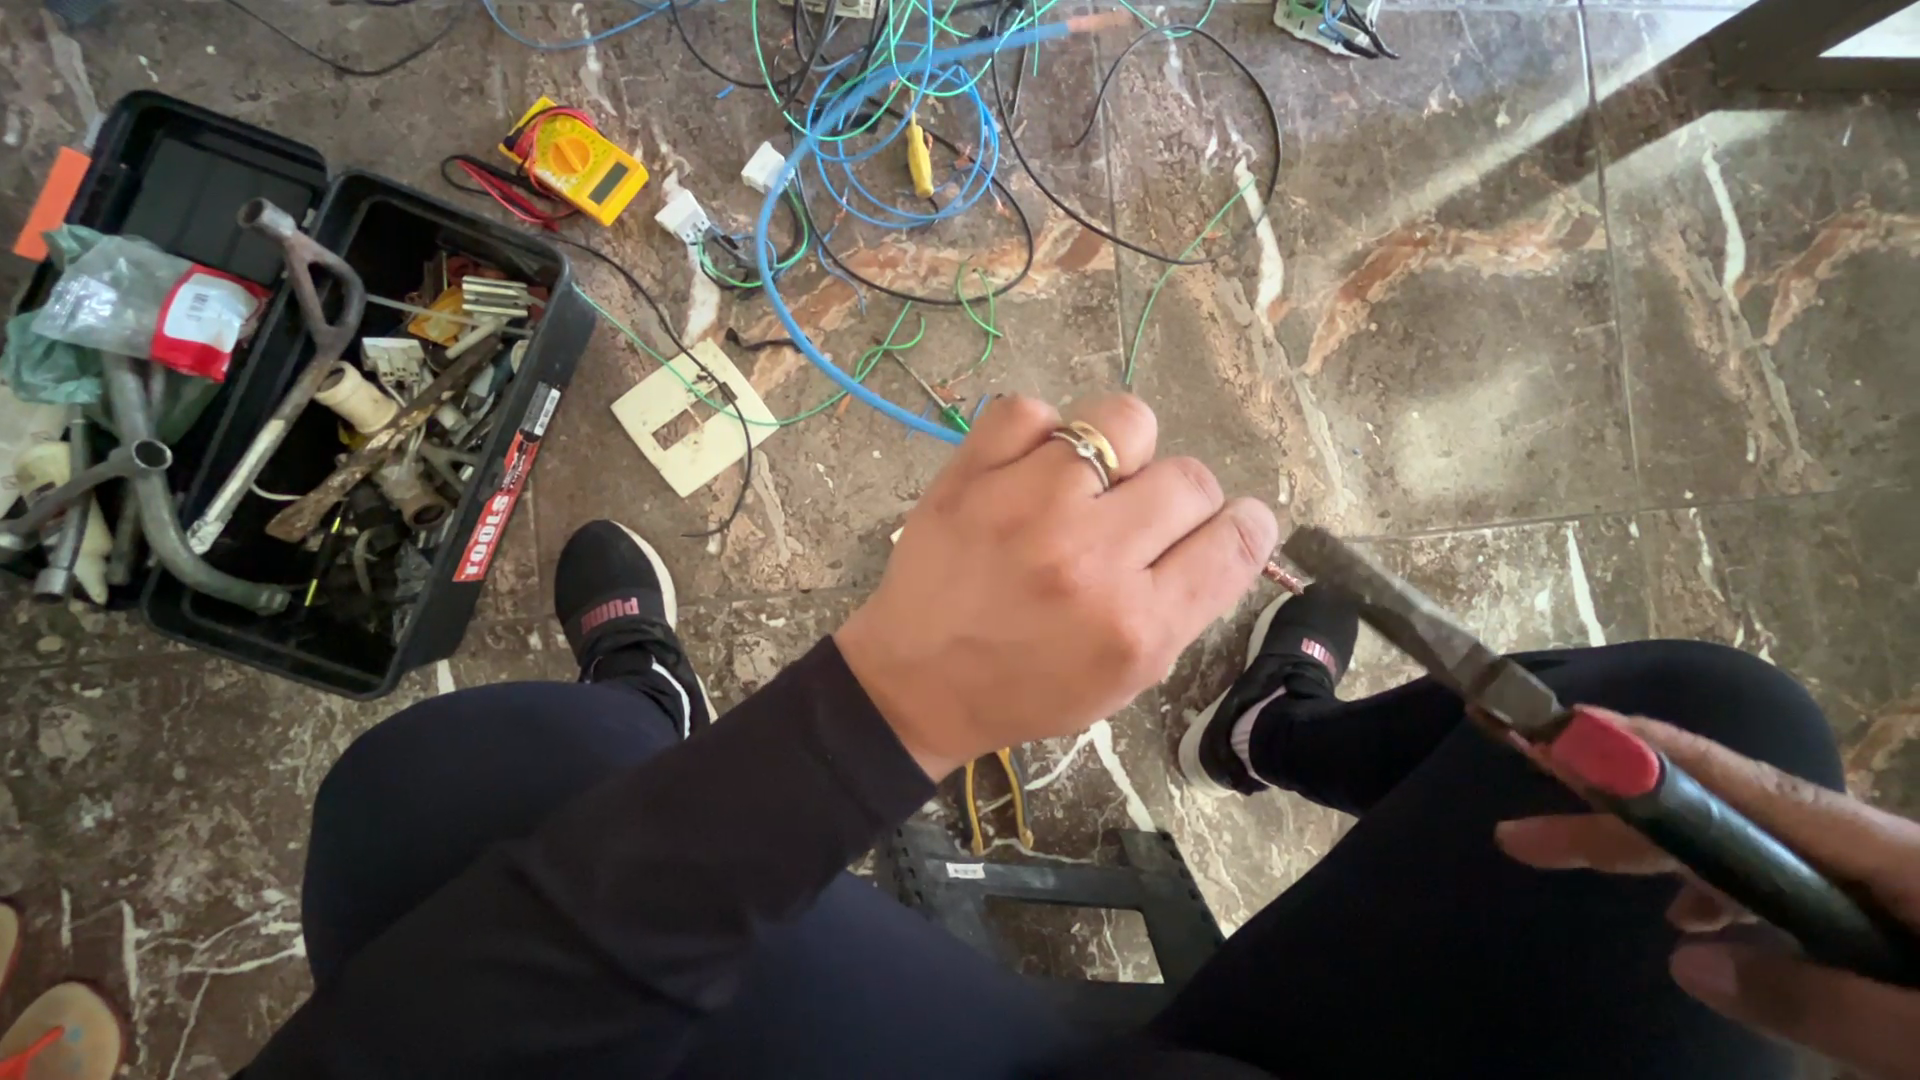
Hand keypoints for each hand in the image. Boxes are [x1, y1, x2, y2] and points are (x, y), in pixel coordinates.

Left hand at [834, 393, 1276, 780]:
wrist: (917, 682)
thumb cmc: (1026, 689)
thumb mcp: (1124, 678)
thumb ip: (1183, 605)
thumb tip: (1226, 530)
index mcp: (1137, 625)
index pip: (1234, 541)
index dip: (1243, 525)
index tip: (1227, 523)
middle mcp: (1090, 558)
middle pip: (1189, 478)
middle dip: (1177, 498)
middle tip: (1135, 520)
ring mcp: (1027, 505)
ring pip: (1124, 422)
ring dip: (1119, 452)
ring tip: (1087, 485)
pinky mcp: (970, 474)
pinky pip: (1035, 409)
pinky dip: (1041, 433)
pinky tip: (1031, 470)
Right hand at [1495, 707, 1919, 1078]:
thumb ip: (1828, 1009)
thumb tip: (1686, 961)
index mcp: (1886, 856)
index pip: (1725, 779)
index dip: (1621, 746)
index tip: (1537, 723)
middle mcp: (1865, 852)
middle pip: (1702, 811)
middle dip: (1595, 812)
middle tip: (1508, 828)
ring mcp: (1870, 885)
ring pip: (1724, 849)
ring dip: (1634, 851)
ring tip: (1557, 861)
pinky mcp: (1877, 920)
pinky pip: (1764, 889)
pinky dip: (1701, 892)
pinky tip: (1688, 926)